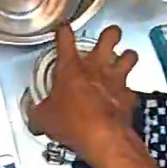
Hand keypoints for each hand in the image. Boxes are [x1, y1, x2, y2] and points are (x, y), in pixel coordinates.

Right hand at [27, 24, 140, 165]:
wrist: (102, 138)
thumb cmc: (73, 123)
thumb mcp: (43, 119)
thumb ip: (37, 112)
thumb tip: (34, 115)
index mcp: (71, 68)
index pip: (65, 39)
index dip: (63, 31)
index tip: (64, 29)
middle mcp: (96, 68)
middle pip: (109, 36)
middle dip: (110, 33)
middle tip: (107, 36)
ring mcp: (116, 80)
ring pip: (130, 55)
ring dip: (126, 56)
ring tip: (122, 59)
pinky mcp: (129, 97)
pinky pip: (132, 89)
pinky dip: (128, 92)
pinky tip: (123, 96)